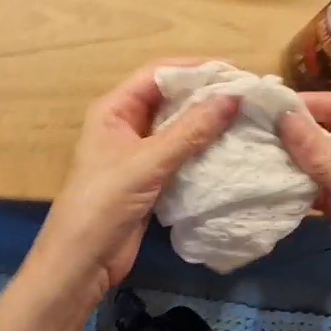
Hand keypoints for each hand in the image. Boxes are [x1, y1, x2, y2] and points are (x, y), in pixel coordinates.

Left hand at [25, 62, 240, 306]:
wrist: (81, 262)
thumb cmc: (104, 204)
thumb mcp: (147, 162)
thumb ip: (190, 130)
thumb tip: (232, 97)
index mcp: (114, 109)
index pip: (157, 74)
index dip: (194, 68)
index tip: (234, 71)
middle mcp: (125, 125)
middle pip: (170, 98)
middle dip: (205, 95)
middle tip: (248, 96)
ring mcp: (138, 153)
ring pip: (178, 128)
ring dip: (208, 124)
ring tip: (248, 120)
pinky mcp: (150, 179)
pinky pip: (182, 155)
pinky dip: (204, 151)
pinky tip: (232, 152)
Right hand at [279, 94, 330, 330]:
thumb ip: (322, 158)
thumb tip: (285, 118)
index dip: (314, 104)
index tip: (274, 103)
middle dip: (299, 126)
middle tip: (257, 121)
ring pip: (319, 155)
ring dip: (292, 152)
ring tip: (255, 143)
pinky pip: (313, 182)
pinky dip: (293, 179)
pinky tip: (267, 174)